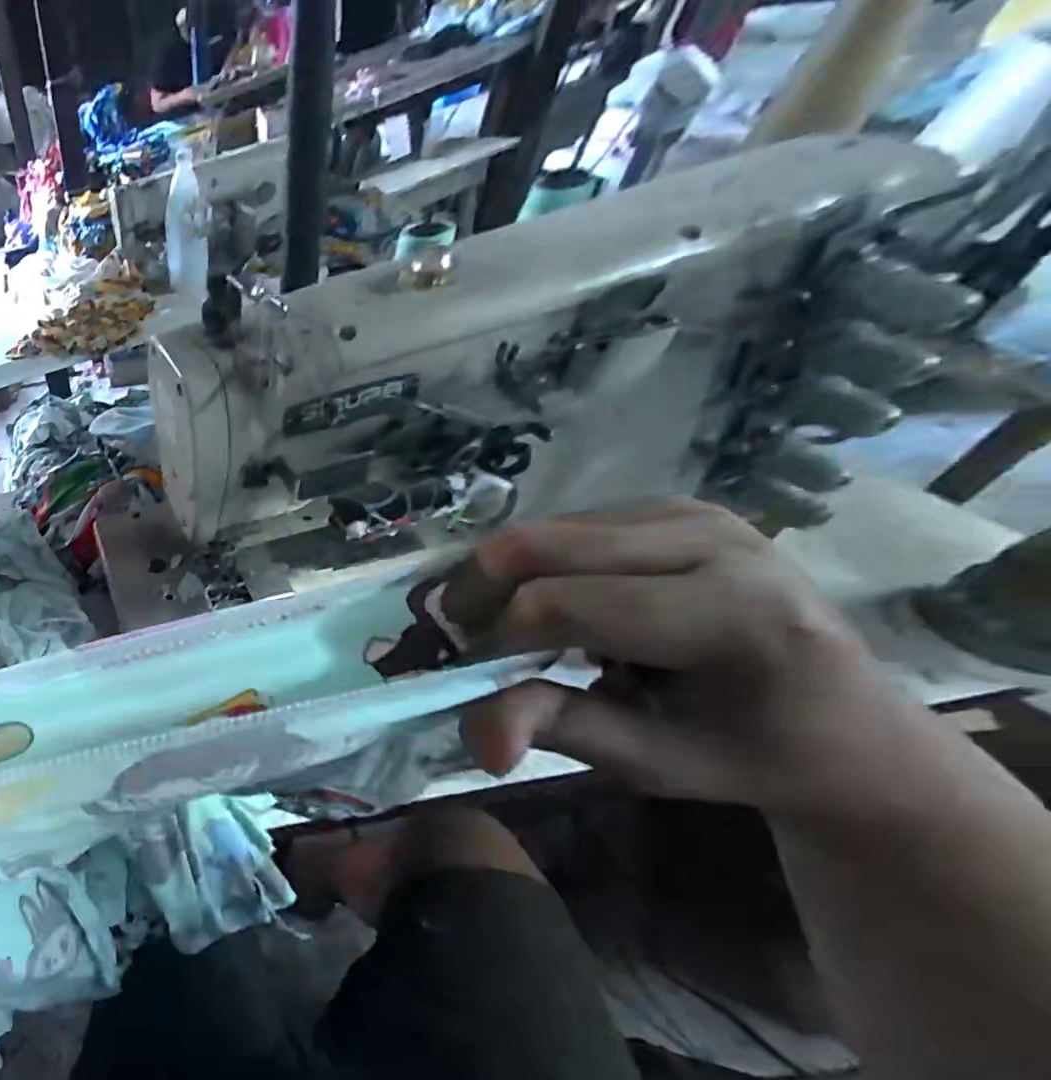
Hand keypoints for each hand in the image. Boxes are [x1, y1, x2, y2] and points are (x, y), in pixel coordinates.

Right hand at [458, 499, 946, 820]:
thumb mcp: (656, 762)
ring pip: (538, 531)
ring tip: (503, 631)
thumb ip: (560, 731)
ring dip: (499, 580)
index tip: (466, 676)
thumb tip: (479, 744)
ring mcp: (689, 513)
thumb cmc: (749, 753)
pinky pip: (561, 525)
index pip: (562, 606)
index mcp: (733, 613)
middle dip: (476, 594)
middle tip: (453, 639)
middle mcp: (712, 540)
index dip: (492, 640)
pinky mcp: (669, 506)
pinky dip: (528, 567)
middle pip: (537, 547)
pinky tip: (547, 605)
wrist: (847, 719)